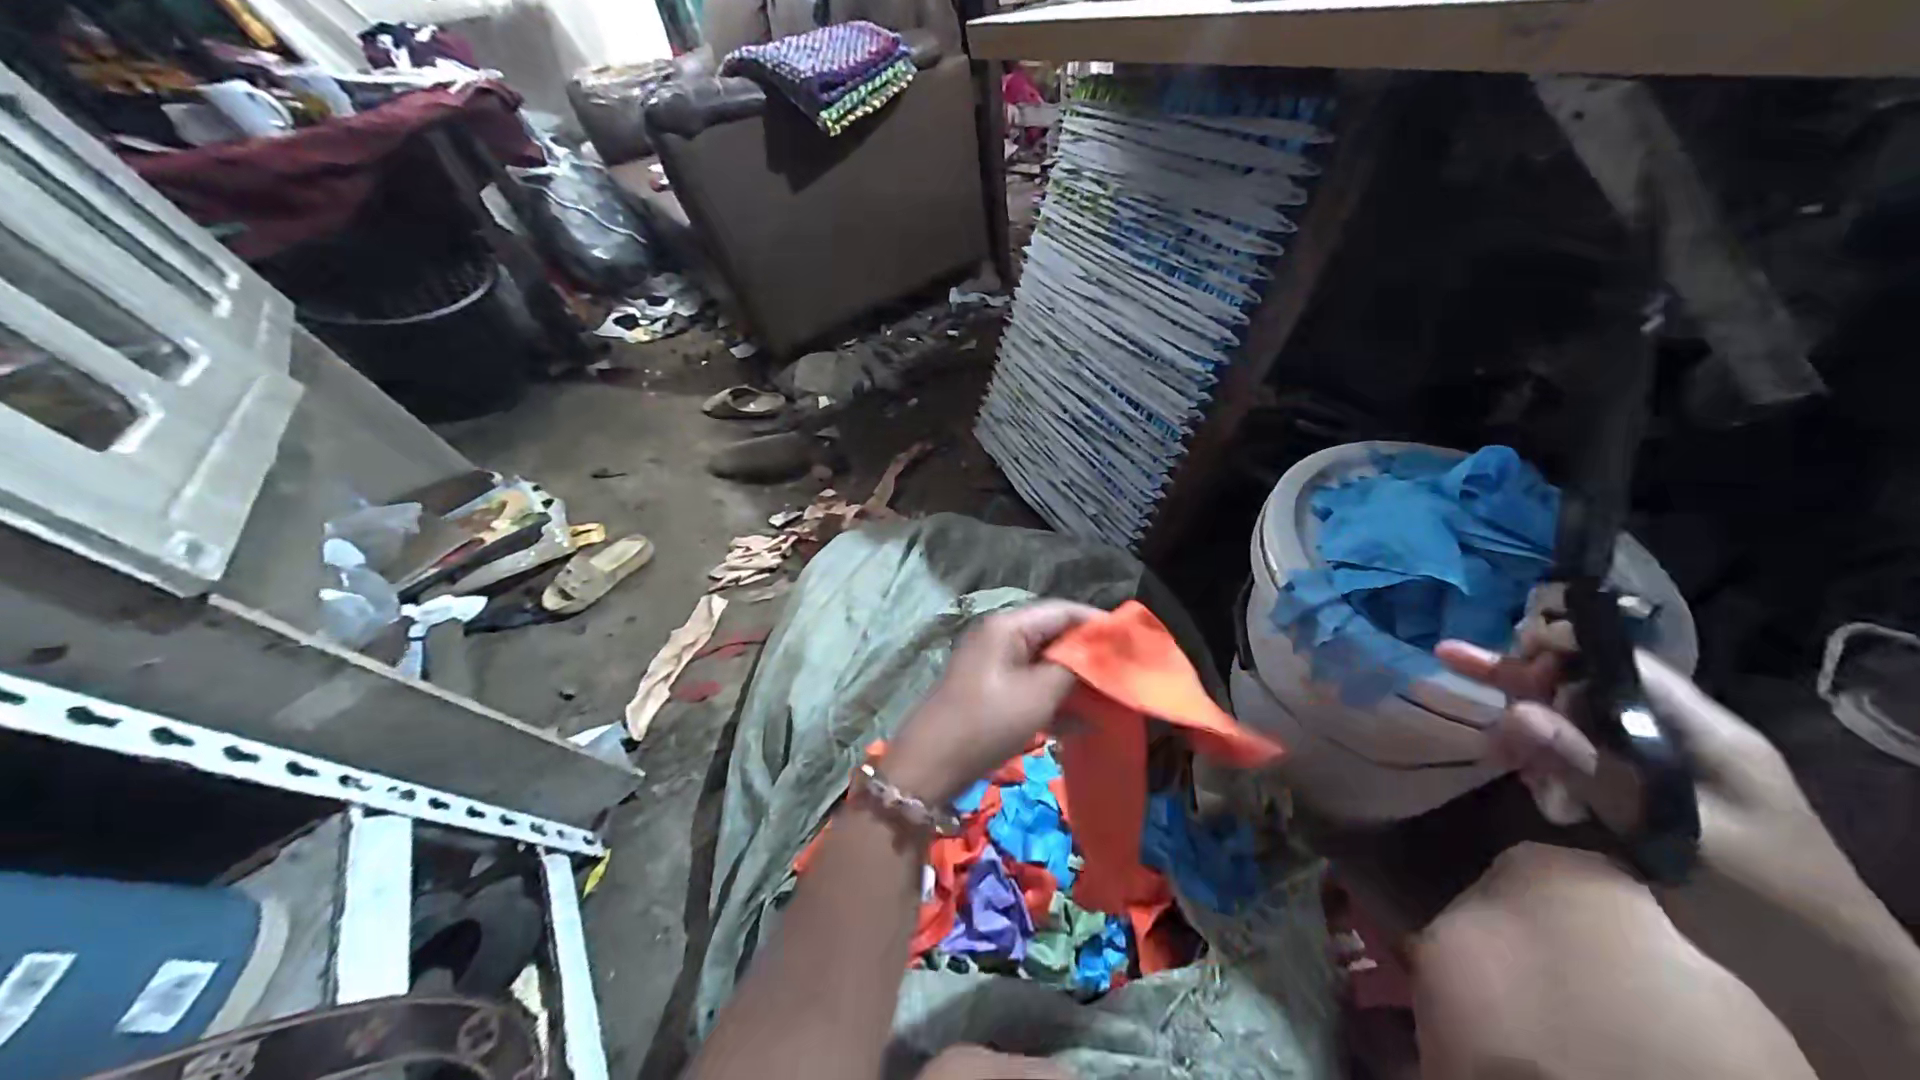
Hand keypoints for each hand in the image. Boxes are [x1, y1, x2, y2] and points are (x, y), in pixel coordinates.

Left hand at [883, 600, 1103, 804]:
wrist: (932, 764)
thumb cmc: (988, 722)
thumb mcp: (1039, 694)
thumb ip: (1073, 668)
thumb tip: (1097, 656)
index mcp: (1007, 626)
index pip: (1061, 610)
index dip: (1096, 623)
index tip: (1129, 639)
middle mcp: (999, 637)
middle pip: (1052, 635)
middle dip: (1088, 653)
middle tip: (1123, 669)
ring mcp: (993, 665)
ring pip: (1044, 663)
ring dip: (1074, 679)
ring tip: (1110, 695)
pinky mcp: (992, 692)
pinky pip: (1031, 686)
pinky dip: (1055, 700)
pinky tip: (1084, 723)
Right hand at [1435, 635, 1866, 917]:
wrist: (1824, 978)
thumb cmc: (1768, 898)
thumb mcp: (1678, 833)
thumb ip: (1595, 770)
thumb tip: (1515, 713)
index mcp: (1701, 729)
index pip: (1622, 660)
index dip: (1562, 646)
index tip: (1509, 657)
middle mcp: (1670, 734)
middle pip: (1580, 684)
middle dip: (1521, 679)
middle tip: (1453, 661)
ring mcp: (1650, 766)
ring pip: (1567, 722)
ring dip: (1525, 730)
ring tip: (1492, 751)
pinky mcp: (1633, 795)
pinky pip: (1572, 761)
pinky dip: (1542, 765)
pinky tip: (1530, 785)